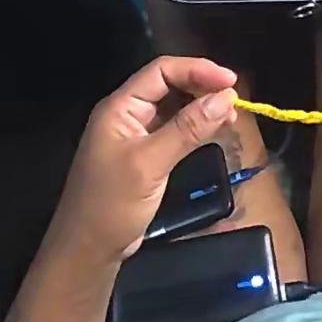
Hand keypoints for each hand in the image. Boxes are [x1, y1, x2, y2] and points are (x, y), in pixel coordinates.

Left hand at [48, 57, 239, 265]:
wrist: (87, 251)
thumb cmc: (112, 204)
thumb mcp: (151, 163)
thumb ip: (188, 129)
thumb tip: (226, 98)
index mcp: (120, 107)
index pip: (161, 71)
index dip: (197, 70)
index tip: (230, 81)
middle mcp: (128, 113)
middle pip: (169, 84)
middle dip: (202, 86)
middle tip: (234, 100)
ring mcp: (136, 134)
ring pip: (174, 106)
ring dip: (202, 106)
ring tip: (231, 115)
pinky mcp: (146, 153)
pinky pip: (174, 127)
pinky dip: (196, 126)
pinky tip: (215, 130)